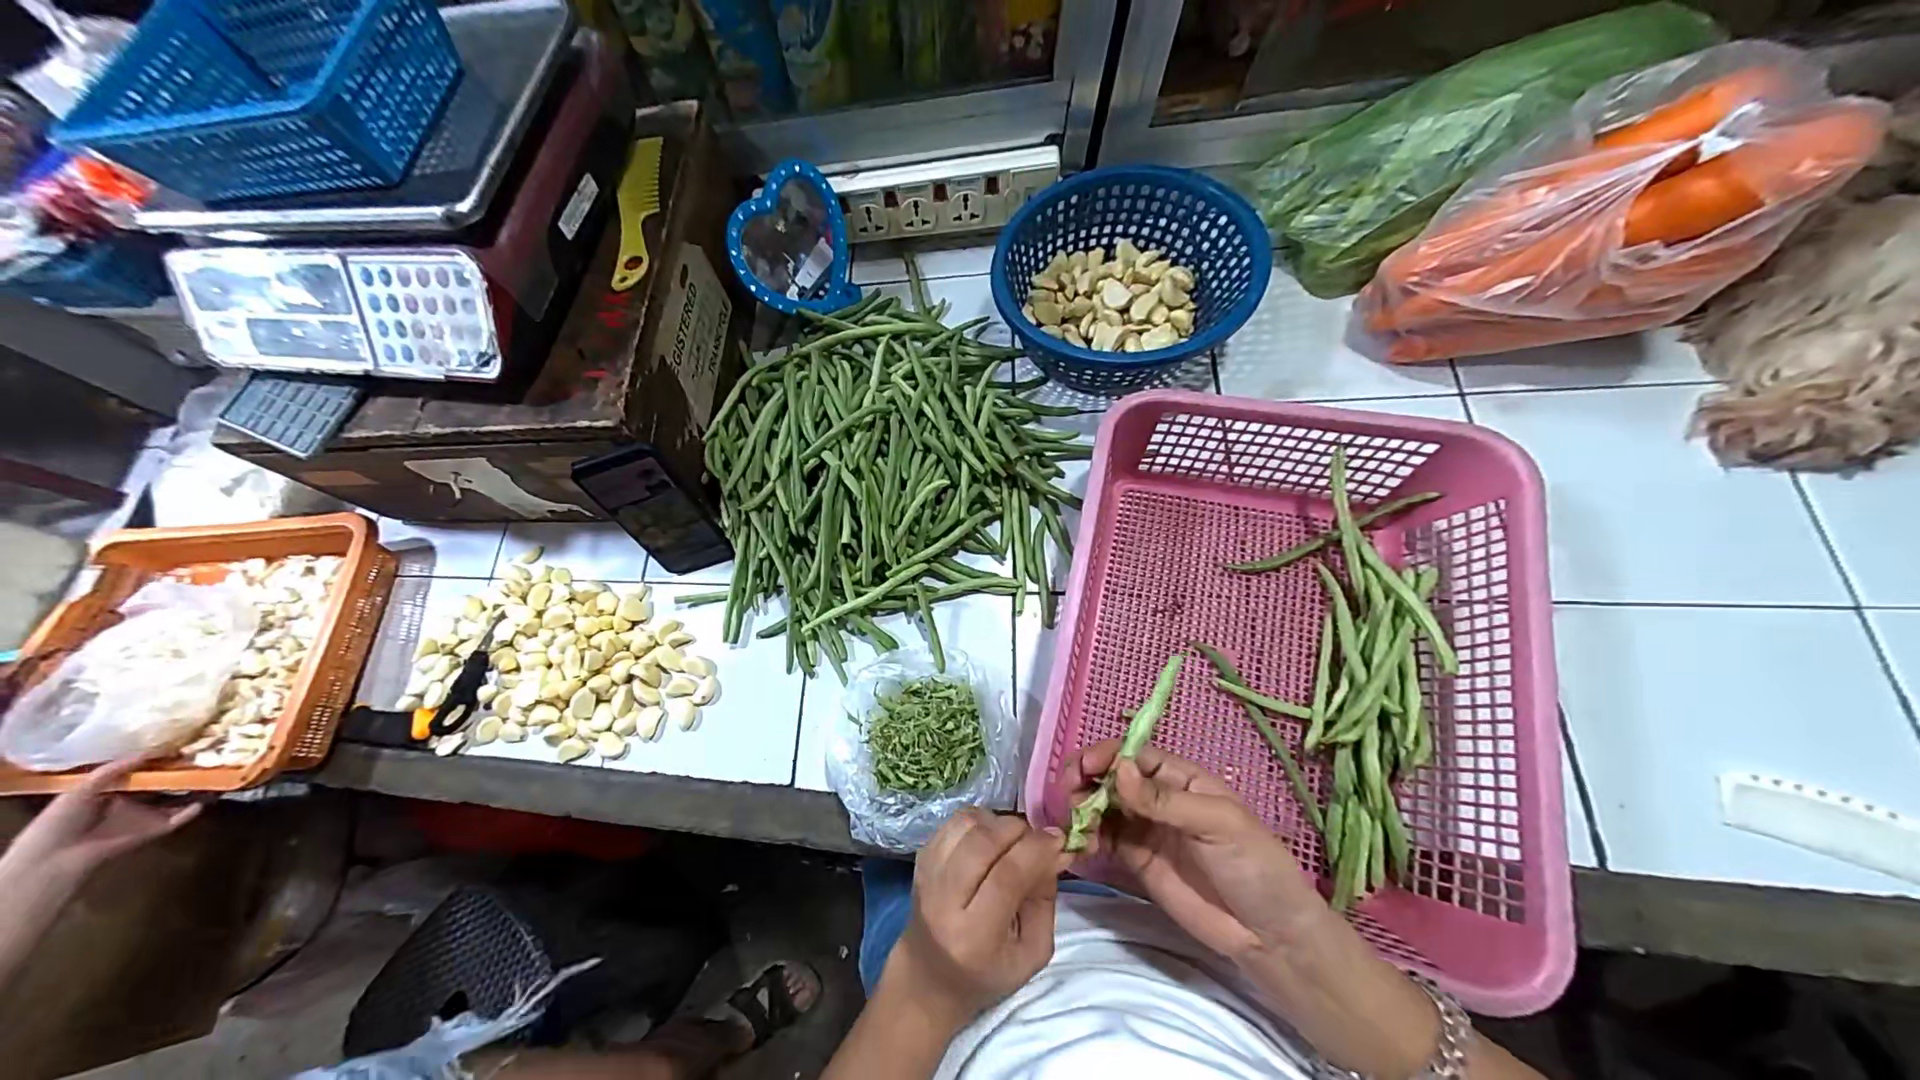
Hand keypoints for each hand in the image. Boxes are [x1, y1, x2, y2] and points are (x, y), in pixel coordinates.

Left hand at [0, 755, 202, 892]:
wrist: (54, 857)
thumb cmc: (61, 820)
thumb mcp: (83, 787)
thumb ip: (116, 769)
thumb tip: (155, 750)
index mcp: (115, 791)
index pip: (144, 772)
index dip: (162, 759)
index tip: (181, 745)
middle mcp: (135, 802)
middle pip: (166, 783)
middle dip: (185, 771)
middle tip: (208, 754)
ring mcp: (147, 816)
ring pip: (179, 799)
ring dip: (197, 788)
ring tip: (218, 772)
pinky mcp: (156, 829)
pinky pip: (181, 817)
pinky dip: (197, 808)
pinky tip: (210, 796)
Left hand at [883, 809, 1068, 1028]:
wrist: (928, 975)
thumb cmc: (986, 972)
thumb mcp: (1031, 953)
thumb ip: (1045, 900)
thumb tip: (1055, 850)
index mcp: (974, 936)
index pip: (1006, 877)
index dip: (1035, 850)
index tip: (1058, 839)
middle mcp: (943, 900)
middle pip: (982, 842)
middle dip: (1019, 830)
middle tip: (1036, 840)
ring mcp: (927, 875)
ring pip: (966, 824)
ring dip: (997, 822)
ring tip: (1012, 839)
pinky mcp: (920, 858)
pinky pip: (953, 822)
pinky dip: (978, 821)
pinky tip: (990, 838)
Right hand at [1067, 741, 1324, 961]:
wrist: (1270, 934)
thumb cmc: (1254, 864)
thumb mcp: (1217, 824)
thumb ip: (1164, 800)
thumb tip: (1117, 771)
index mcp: (1181, 778)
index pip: (1135, 755)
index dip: (1107, 756)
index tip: (1083, 767)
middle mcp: (1157, 798)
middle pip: (1112, 778)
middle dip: (1087, 779)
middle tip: (1067, 794)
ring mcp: (1145, 829)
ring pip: (1103, 806)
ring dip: (1082, 807)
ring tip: (1072, 822)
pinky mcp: (1137, 860)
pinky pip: (1104, 840)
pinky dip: (1087, 838)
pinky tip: (1078, 845)